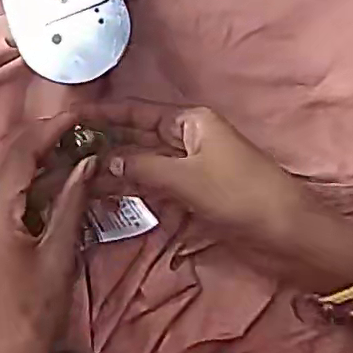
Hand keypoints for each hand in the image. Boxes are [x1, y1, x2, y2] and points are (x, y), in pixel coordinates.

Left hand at [0, 112, 98, 352]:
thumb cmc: (33, 315)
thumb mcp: (59, 255)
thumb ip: (71, 201)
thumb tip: (87, 160)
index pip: (18, 150)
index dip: (51, 128)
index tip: (81, 117)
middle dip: (37, 137)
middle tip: (77, 134)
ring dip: (26, 156)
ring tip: (67, 153)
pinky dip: (17, 179)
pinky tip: (45, 183)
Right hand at [87, 103, 352, 296]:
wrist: (293, 240)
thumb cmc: (245, 198)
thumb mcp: (189, 180)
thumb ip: (142, 166)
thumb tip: (101, 158)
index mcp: (190, 122)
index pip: (136, 112)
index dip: (103, 114)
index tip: (68, 119)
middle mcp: (186, 140)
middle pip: (134, 137)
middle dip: (100, 144)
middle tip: (59, 154)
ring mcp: (187, 169)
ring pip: (139, 163)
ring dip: (110, 169)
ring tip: (69, 175)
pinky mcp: (190, 195)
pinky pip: (150, 186)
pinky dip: (128, 188)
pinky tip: (100, 194)